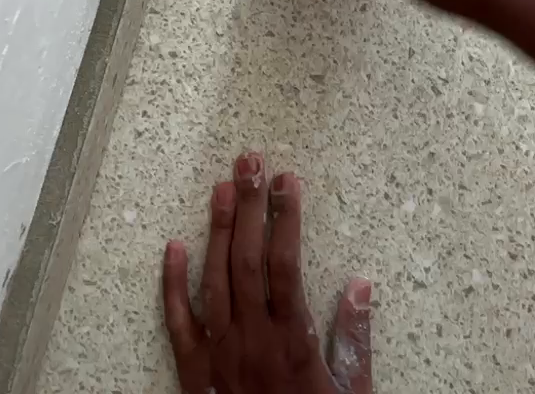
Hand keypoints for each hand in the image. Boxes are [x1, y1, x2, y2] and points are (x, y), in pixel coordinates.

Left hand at [162, 153, 372, 393]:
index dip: (287, 218)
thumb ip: (355, 340)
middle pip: (248, 261)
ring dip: (218, 230)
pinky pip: (177, 324)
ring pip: (214, 282)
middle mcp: (252, 342)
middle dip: (251, 207)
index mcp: (293, 344)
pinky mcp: (193, 375)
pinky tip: (173, 246)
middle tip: (251, 162)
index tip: (288, 181)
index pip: (287, 264)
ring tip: (222, 186)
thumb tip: (363, 284)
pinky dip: (172, 284)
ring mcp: (219, 357)